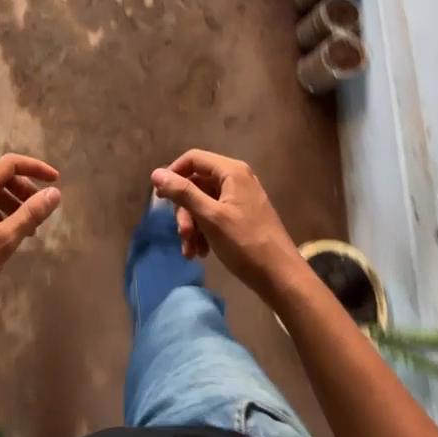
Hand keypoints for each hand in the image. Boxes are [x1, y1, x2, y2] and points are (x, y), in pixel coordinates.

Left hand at [0, 154, 61, 317]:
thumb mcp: (4, 240)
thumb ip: (31, 214)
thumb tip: (54, 193)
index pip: (10, 163)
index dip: (36, 168)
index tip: (56, 180)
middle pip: (0, 176)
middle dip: (24, 189)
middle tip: (42, 210)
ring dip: (12, 203)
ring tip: (28, 228)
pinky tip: (7, 235)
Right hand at [152, 149, 302, 298]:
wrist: (281, 278)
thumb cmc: (245, 244)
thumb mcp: (210, 218)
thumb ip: (183, 193)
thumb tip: (156, 173)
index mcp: (232, 171)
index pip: (193, 159)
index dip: (173, 174)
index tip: (160, 198)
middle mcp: (237, 178)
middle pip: (197, 183)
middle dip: (185, 210)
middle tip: (182, 234)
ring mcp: (241, 198)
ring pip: (204, 202)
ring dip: (193, 225)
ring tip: (191, 251)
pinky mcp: (243, 216)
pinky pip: (215, 215)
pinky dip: (205, 231)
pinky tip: (201, 252)